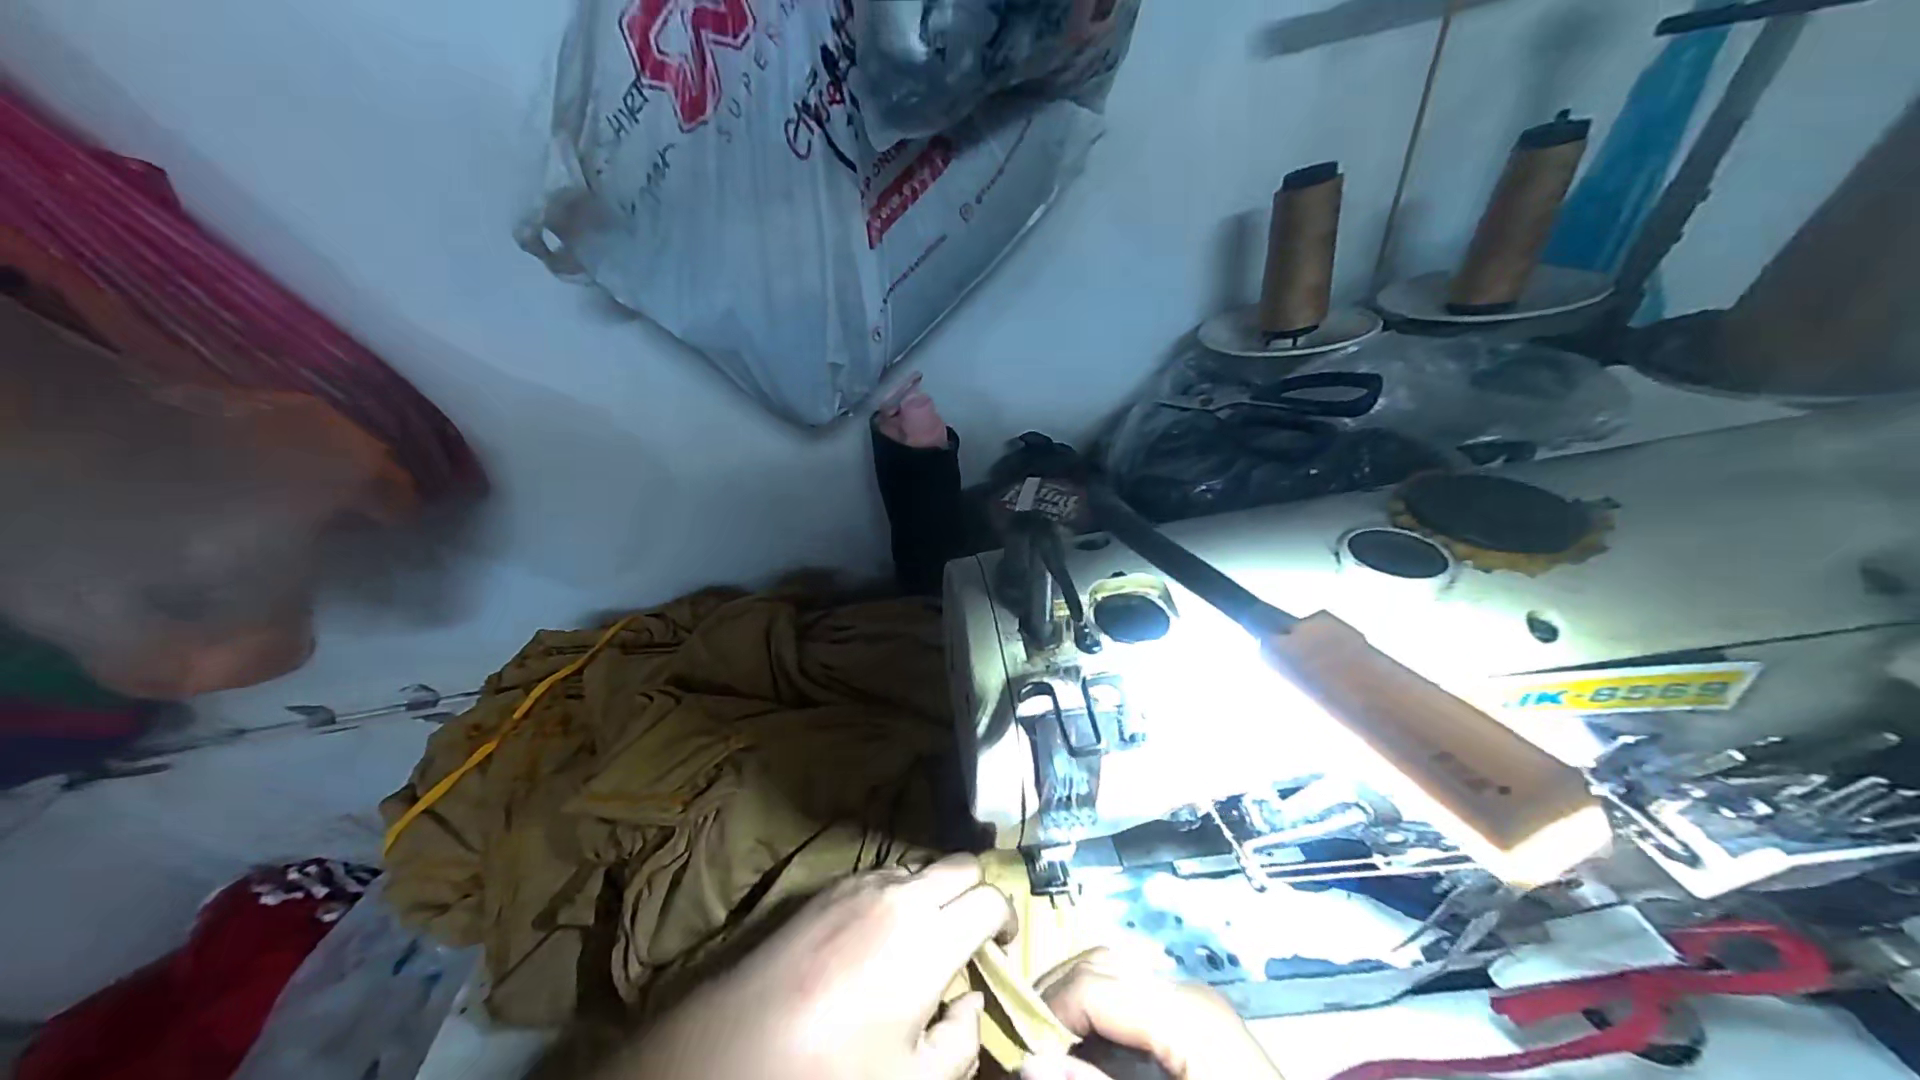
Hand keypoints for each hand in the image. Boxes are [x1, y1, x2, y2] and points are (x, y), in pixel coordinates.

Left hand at [609, 855, 1014, 1079]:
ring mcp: (861, 885)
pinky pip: (881, 876)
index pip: (991, 899)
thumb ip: (961, 1040)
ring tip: (921, 940)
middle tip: (970, 937)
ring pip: (920, 868)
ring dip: (935, 893)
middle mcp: (901, 895)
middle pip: (961, 866)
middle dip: (977, 893)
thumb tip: (970, 1001)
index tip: (1002, 948)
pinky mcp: (827, 888)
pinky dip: (898, 895)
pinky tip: (876, 939)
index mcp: (931, 937)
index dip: (1007, 919)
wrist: (736, 1047)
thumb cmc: (832, 1071)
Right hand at [1019, 950, 1280, 1079]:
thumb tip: (1030, 1063)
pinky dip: (1100, 1011)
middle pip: (1099, 965)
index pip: (1091, 984)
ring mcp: (1194, 1001)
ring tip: (1049, 1044)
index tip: (1016, 1054)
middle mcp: (1186, 990)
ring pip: (1113, 972)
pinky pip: (1134, 995)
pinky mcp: (1197, 1019)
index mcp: (1185, 1012)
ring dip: (1074, 1001)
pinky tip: (1088, 1047)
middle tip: (1023, 1043)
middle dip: (1054, 997)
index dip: (1044, 1013)